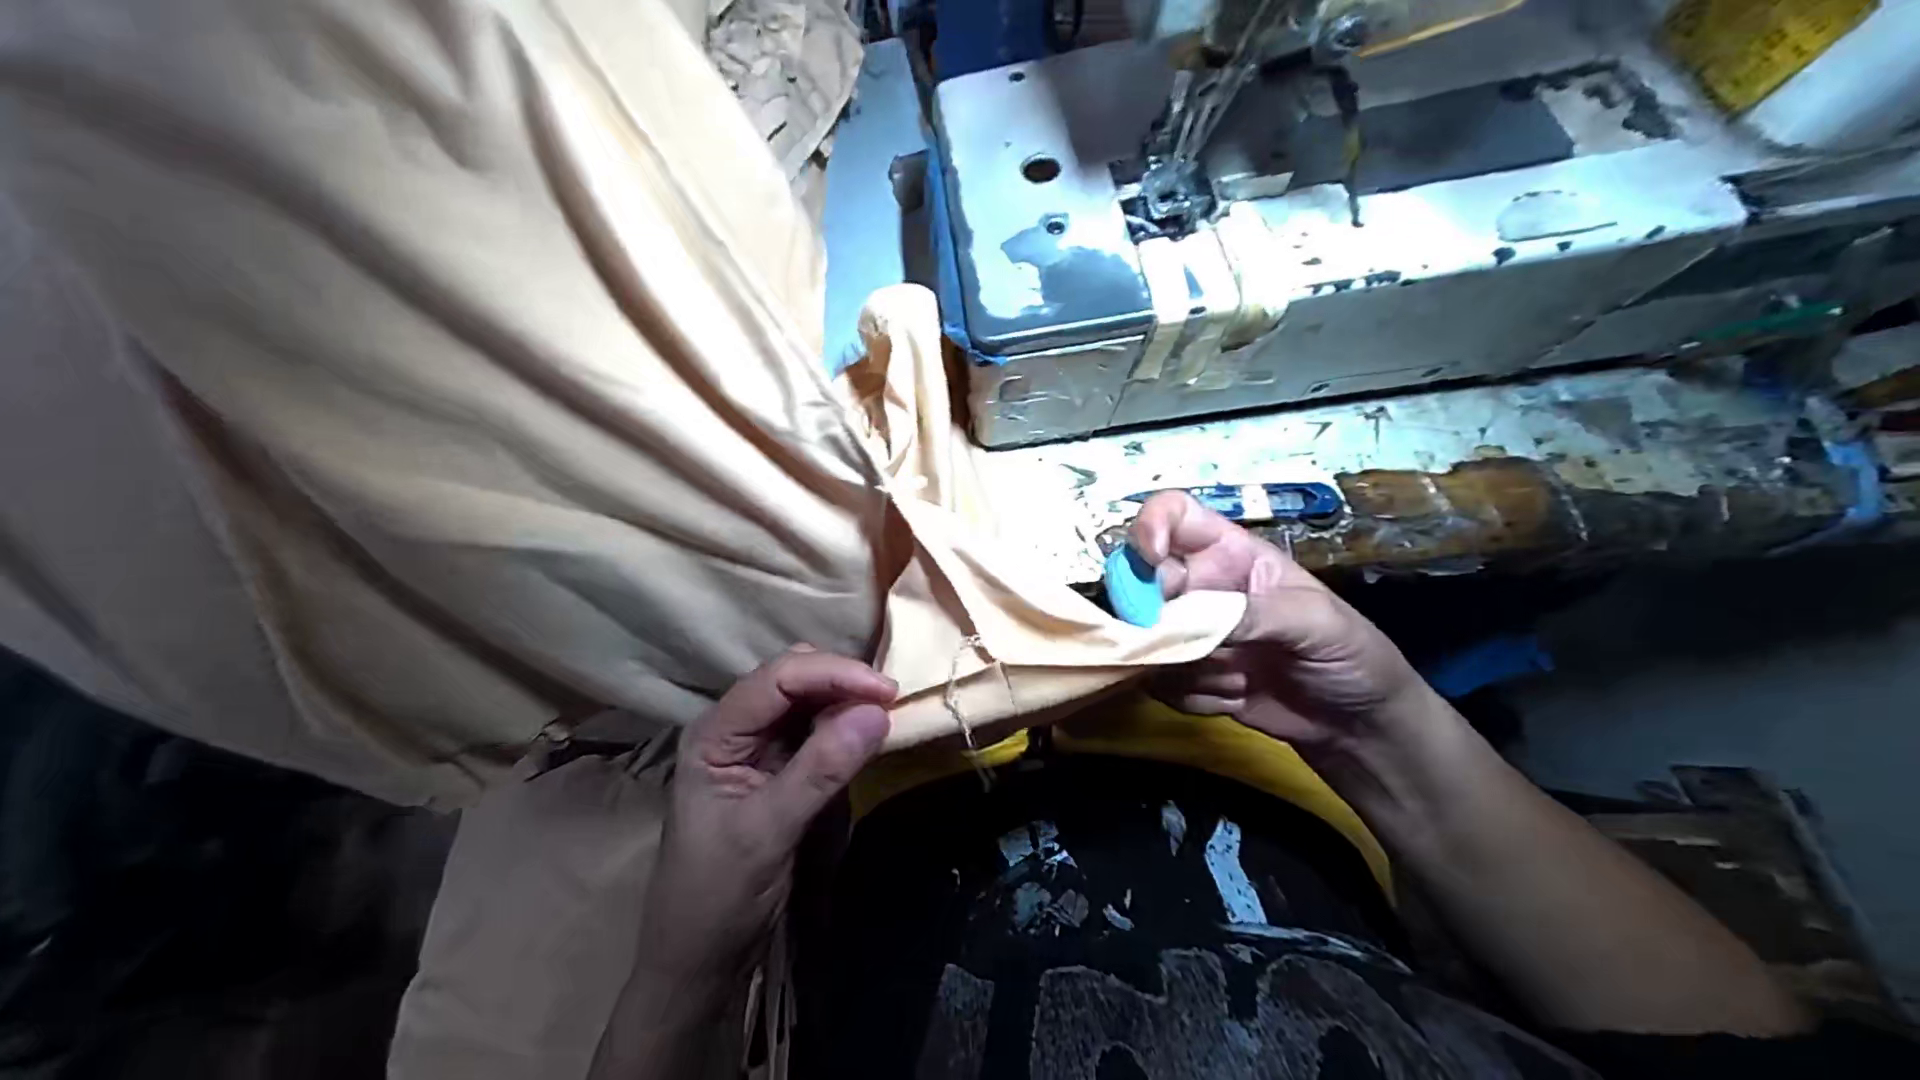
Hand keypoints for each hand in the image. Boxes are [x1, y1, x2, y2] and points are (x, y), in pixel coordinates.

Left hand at [639, 646, 895, 979]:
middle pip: (793, 676)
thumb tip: (878, 713)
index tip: (886, 691)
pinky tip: (867, 730)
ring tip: (884, 712)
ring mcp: (760, 746)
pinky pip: (819, 727)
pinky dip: (847, 722)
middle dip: (842, 679)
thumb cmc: (717, 896)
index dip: (833, 673)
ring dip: (847, 697)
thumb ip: (821, 769)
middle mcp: (736, 727)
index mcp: (715, 733)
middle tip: (890, 701)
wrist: (701, 958)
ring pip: (810, 697)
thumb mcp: (767, 832)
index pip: (777, 679)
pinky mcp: (783, 765)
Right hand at [1129, 491, 1437, 755]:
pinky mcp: (1181, 674)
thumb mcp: (1315, 623)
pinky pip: (1157, 682)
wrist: (1354, 722)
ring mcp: (1185, 632)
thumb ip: (1254, 614)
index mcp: (1230, 553)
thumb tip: (1190, 620)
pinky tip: (1236, 696)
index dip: (1150, 525)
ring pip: (1147, 640)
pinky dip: (1192, 695)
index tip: (1151, 557)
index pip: (1174, 516)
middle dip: (1158, 617)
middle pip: (1142, 582)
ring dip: (1191, 667)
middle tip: (1194, 645)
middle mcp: (1198, 586)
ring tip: (1242, 678)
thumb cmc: (1350, 654)